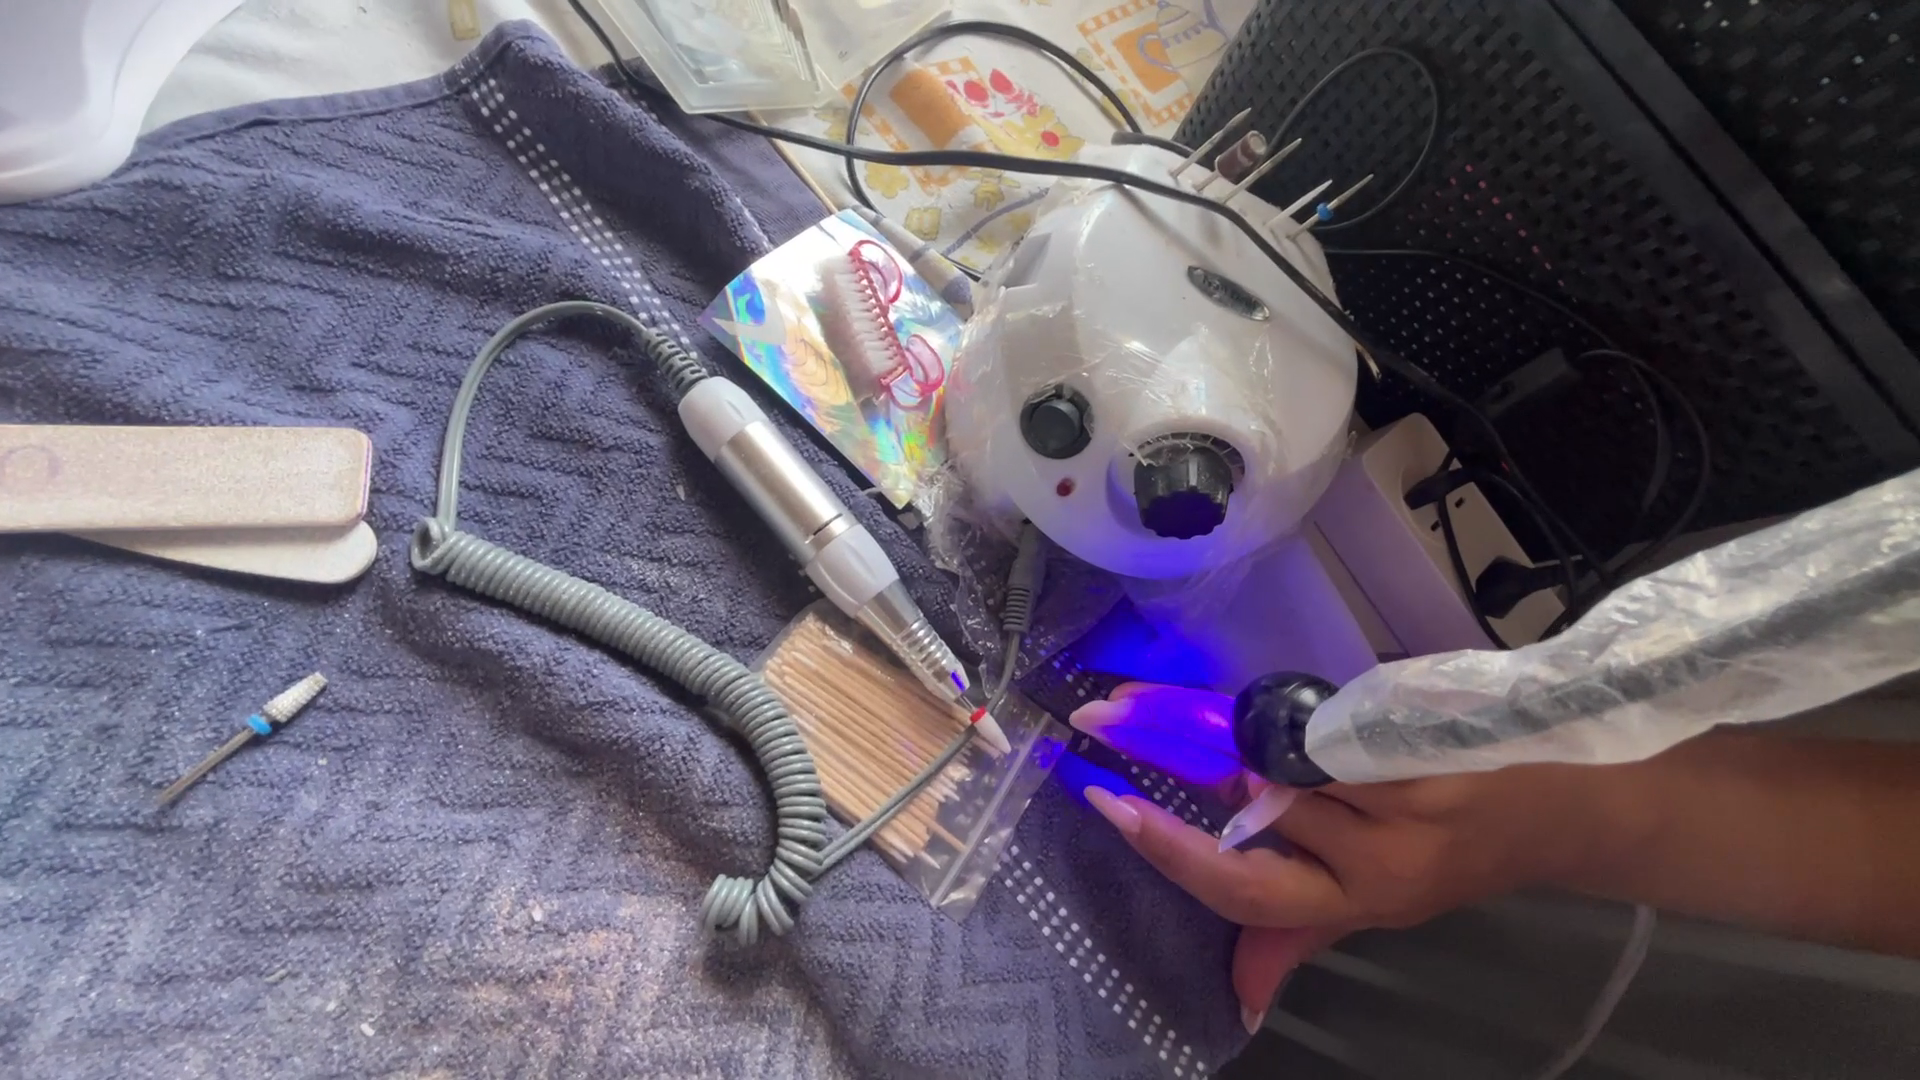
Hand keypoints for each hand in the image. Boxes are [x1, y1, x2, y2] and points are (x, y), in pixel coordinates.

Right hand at [1070, 683, 1616, 1028]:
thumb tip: (1238, 997)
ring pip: (1281, 751)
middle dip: (1169, 748)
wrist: (1564, 805)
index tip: (1106, 803)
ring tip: (1177, 702)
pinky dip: (1292, 710)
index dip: (1169, 848)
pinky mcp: (1426, 749)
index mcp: (1350, 901)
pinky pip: (1328, 722)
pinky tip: (1279, 703)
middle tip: (1104, 712)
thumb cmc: (1447, 850)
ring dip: (1228, 722)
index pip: (1240, 886)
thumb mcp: (1371, 902)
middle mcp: (1375, 865)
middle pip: (1248, 801)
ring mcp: (1402, 803)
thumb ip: (1297, 934)